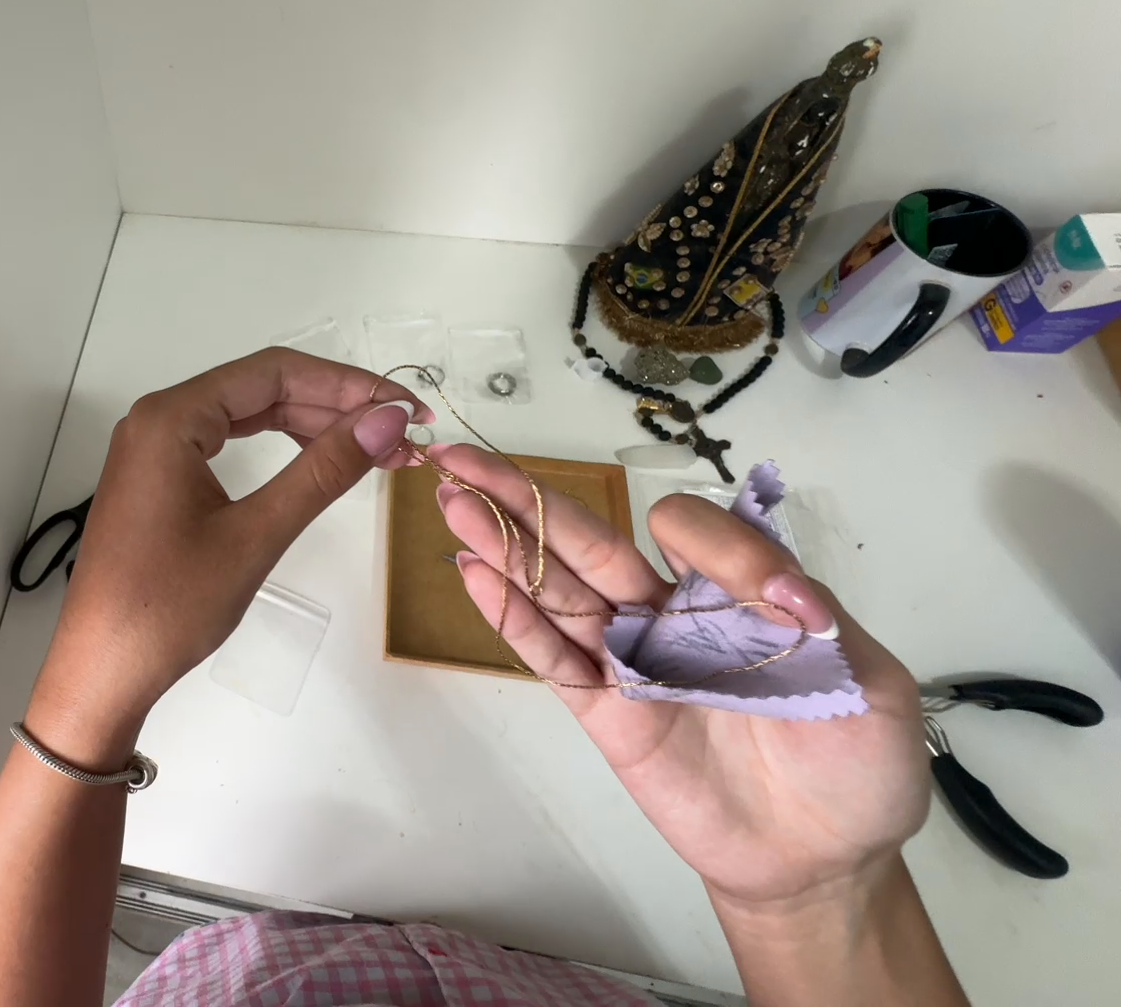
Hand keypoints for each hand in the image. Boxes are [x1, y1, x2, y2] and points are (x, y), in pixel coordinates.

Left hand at [25, 348, 428, 768]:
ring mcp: (153, 449)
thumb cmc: (172, 603)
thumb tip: (388, 419)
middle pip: (259, 388)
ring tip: (371, 452)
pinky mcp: (156, 479)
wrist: (103, 668)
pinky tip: (312, 460)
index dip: (347, 384)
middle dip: (333, 407)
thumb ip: (323, 470)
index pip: (273, 372)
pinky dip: (273, 448)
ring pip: (244, 415)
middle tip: (400, 436)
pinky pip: (223, 443)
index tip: (407, 408)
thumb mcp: (255, 534)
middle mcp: (157, 419)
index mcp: (171, 417)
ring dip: (308, 427)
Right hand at [432, 444, 928, 907]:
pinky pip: (547, 653)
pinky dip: (507, 613)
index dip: (684, 529)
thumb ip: (809, 617)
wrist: (813, 857)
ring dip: (499, 543)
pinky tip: (471, 572)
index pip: (681, 529)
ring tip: (451, 499)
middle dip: (522, 498)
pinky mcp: (596, 705)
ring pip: (550, 588)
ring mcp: (621, 657)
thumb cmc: (851, 763)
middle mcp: (661, 613)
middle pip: (582, 543)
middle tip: (461, 457)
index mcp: (725, 593)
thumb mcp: (864, 683)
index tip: (709, 561)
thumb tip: (765, 574)